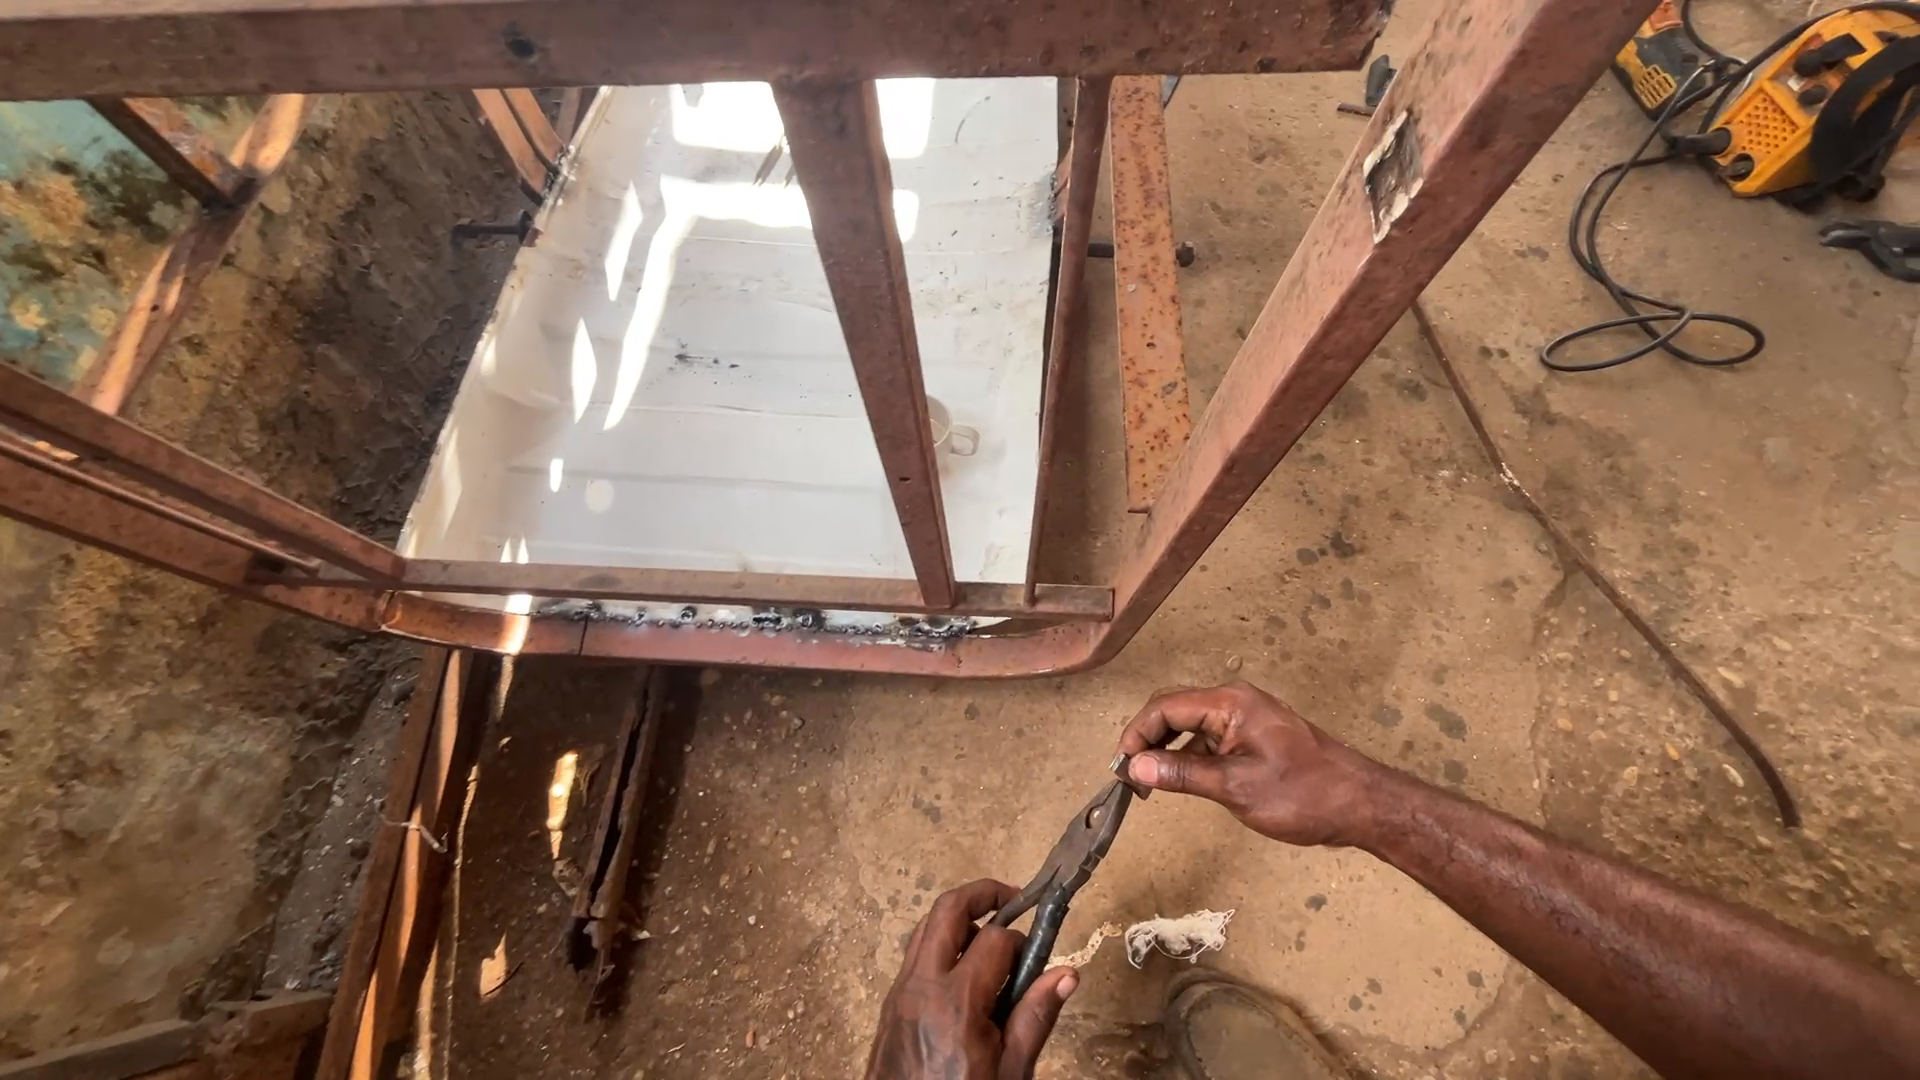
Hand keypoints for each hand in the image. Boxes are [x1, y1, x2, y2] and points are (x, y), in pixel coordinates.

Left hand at [865, 878, 1077, 1079]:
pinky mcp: (890, 1002)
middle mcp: (922, 984)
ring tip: (990, 941)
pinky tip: (964, 971)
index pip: (995, 940)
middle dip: (982, 893)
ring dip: (959, 919)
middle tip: (1013, 899)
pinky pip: (915, 953)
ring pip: (927, 925)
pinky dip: (941, 944)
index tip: (1037, 960)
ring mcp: (900, 990)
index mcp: (957, 1003)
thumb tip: (1068, 974)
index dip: (1021, 943)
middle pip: (948, 909)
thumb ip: (1035, 1017)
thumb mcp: (1011, 1074)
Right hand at [1115, 681, 1382, 846]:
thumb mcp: (1235, 788)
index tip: (1122, 766)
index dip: (1137, 733)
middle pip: (1173, 707)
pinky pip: (1208, 732)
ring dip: (1166, 744)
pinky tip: (1183, 775)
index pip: (1165, 706)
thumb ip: (1182, 775)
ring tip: (1151, 777)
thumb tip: (1135, 768)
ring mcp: (1245, 714)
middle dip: (1147, 736)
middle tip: (1131, 773)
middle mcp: (1234, 699)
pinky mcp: (1254, 732)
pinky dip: (1188, 750)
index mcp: (1229, 702)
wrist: (1362, 804)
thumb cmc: (1302, 795)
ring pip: (1190, 720)